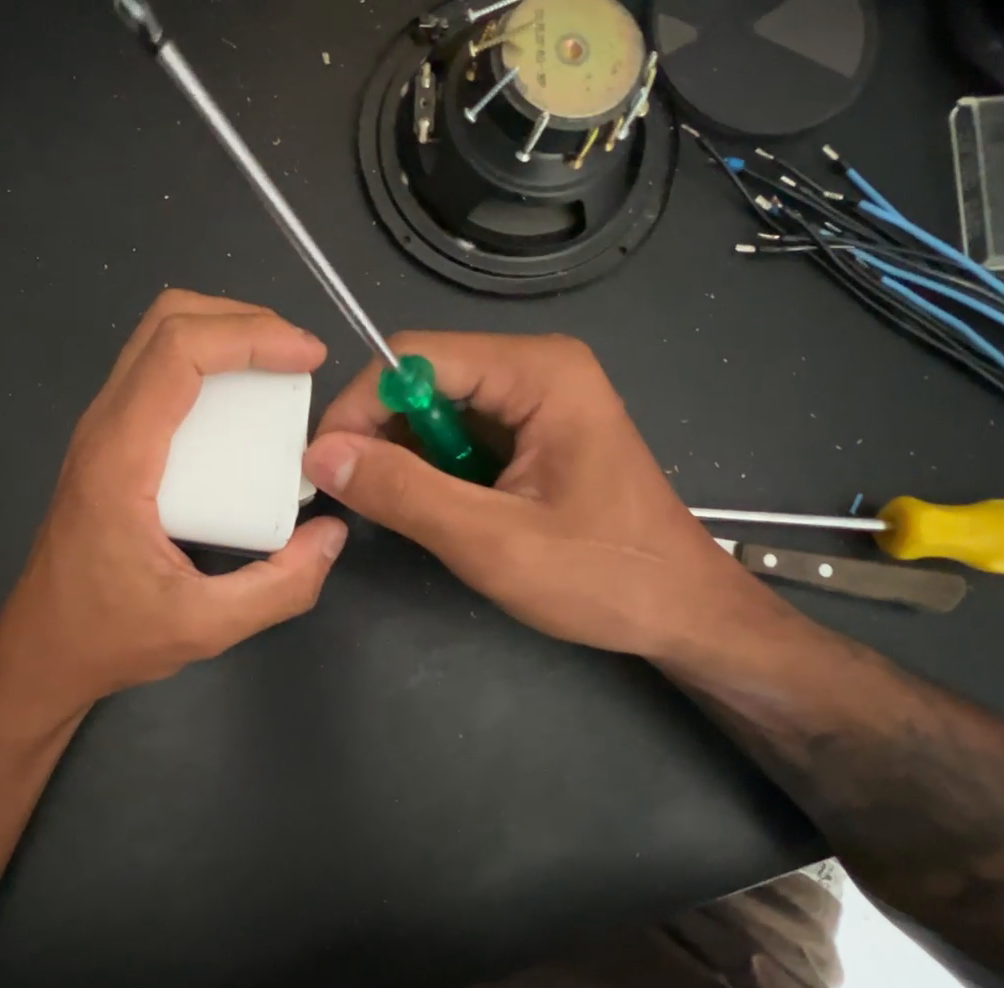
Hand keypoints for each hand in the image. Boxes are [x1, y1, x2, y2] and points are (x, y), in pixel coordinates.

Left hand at [0, 290, 348, 713]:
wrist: (43, 651)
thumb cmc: (112, 637)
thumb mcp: (207, 626)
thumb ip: (281, 586)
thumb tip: (332, 533)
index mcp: (121, 459)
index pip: (178, 351)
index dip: (251, 335)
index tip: (309, 356)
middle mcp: (103, 428)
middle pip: (165, 323)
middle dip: (241, 321)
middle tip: (298, 357)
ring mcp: (100, 431)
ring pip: (155, 340)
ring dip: (220, 335)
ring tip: (278, 368)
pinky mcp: (107, 444)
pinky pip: (154, 373)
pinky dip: (203, 362)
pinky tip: (240, 402)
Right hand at [302, 332, 786, 662]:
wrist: (682, 612)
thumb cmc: (604, 578)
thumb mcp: (493, 542)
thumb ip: (404, 493)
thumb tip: (321, 456)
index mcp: (539, 373)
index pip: (413, 358)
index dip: (358, 406)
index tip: (324, 466)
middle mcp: (536, 370)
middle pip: (421, 378)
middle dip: (378, 434)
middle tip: (351, 496)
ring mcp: (536, 401)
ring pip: (434, 410)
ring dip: (402, 457)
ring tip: (393, 510)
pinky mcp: (532, 434)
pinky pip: (457, 435)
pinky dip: (430, 470)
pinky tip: (433, 509)